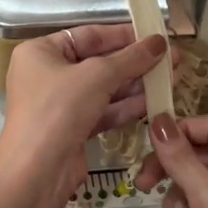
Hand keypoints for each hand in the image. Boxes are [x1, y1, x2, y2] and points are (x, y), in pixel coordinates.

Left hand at [0, 24, 165, 193]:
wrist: (36, 173)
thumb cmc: (59, 110)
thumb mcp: (97, 76)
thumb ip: (131, 58)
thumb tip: (160, 42)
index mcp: (41, 52)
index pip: (88, 35)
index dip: (123, 34)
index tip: (155, 35)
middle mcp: (47, 74)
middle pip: (97, 61)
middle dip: (134, 61)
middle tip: (171, 59)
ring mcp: (59, 104)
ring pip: (102, 88)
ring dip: (135, 84)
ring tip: (170, 79)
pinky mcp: (71, 129)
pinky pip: (102, 111)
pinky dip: (125, 106)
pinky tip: (153, 102)